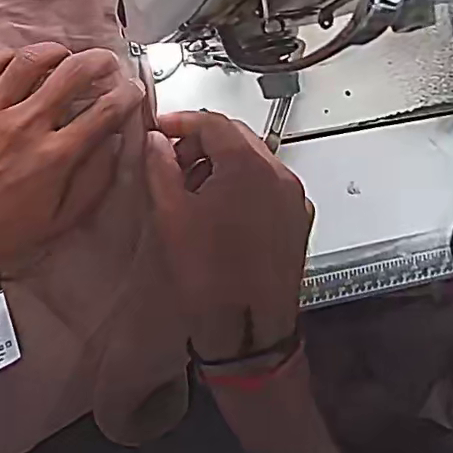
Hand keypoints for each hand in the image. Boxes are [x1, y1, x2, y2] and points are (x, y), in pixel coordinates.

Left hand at [0, 44, 144, 319]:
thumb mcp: (59, 221)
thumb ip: (93, 181)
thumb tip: (115, 145)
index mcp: (54, 157)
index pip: (104, 110)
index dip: (127, 95)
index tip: (132, 90)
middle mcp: (24, 126)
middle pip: (73, 72)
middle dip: (100, 61)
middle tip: (107, 63)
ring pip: (30, 59)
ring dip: (56, 51)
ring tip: (65, 57)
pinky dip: (7, 57)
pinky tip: (18, 64)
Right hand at [144, 110, 312, 362]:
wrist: (247, 331)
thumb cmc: (211, 279)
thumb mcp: (170, 213)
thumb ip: (159, 165)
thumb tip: (155, 141)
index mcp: (248, 166)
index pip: (212, 122)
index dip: (180, 122)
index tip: (161, 129)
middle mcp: (279, 175)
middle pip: (236, 137)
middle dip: (200, 142)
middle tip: (171, 158)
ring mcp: (293, 198)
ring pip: (253, 160)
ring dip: (221, 163)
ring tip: (192, 188)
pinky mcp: (297, 220)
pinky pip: (268, 185)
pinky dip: (242, 184)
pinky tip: (218, 209)